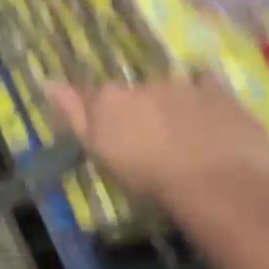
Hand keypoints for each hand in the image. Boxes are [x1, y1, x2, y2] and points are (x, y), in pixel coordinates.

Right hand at [45, 79, 268, 211]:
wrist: (216, 186)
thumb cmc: (146, 175)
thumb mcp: (97, 149)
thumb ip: (73, 114)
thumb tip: (47, 83)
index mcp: (108, 96)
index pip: (95, 96)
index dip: (101, 114)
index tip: (111, 135)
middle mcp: (142, 83)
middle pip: (133, 92)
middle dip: (137, 109)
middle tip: (148, 140)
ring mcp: (184, 86)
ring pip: (167, 90)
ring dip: (168, 104)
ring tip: (180, 133)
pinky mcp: (221, 94)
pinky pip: (206, 82)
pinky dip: (202, 90)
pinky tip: (203, 107)